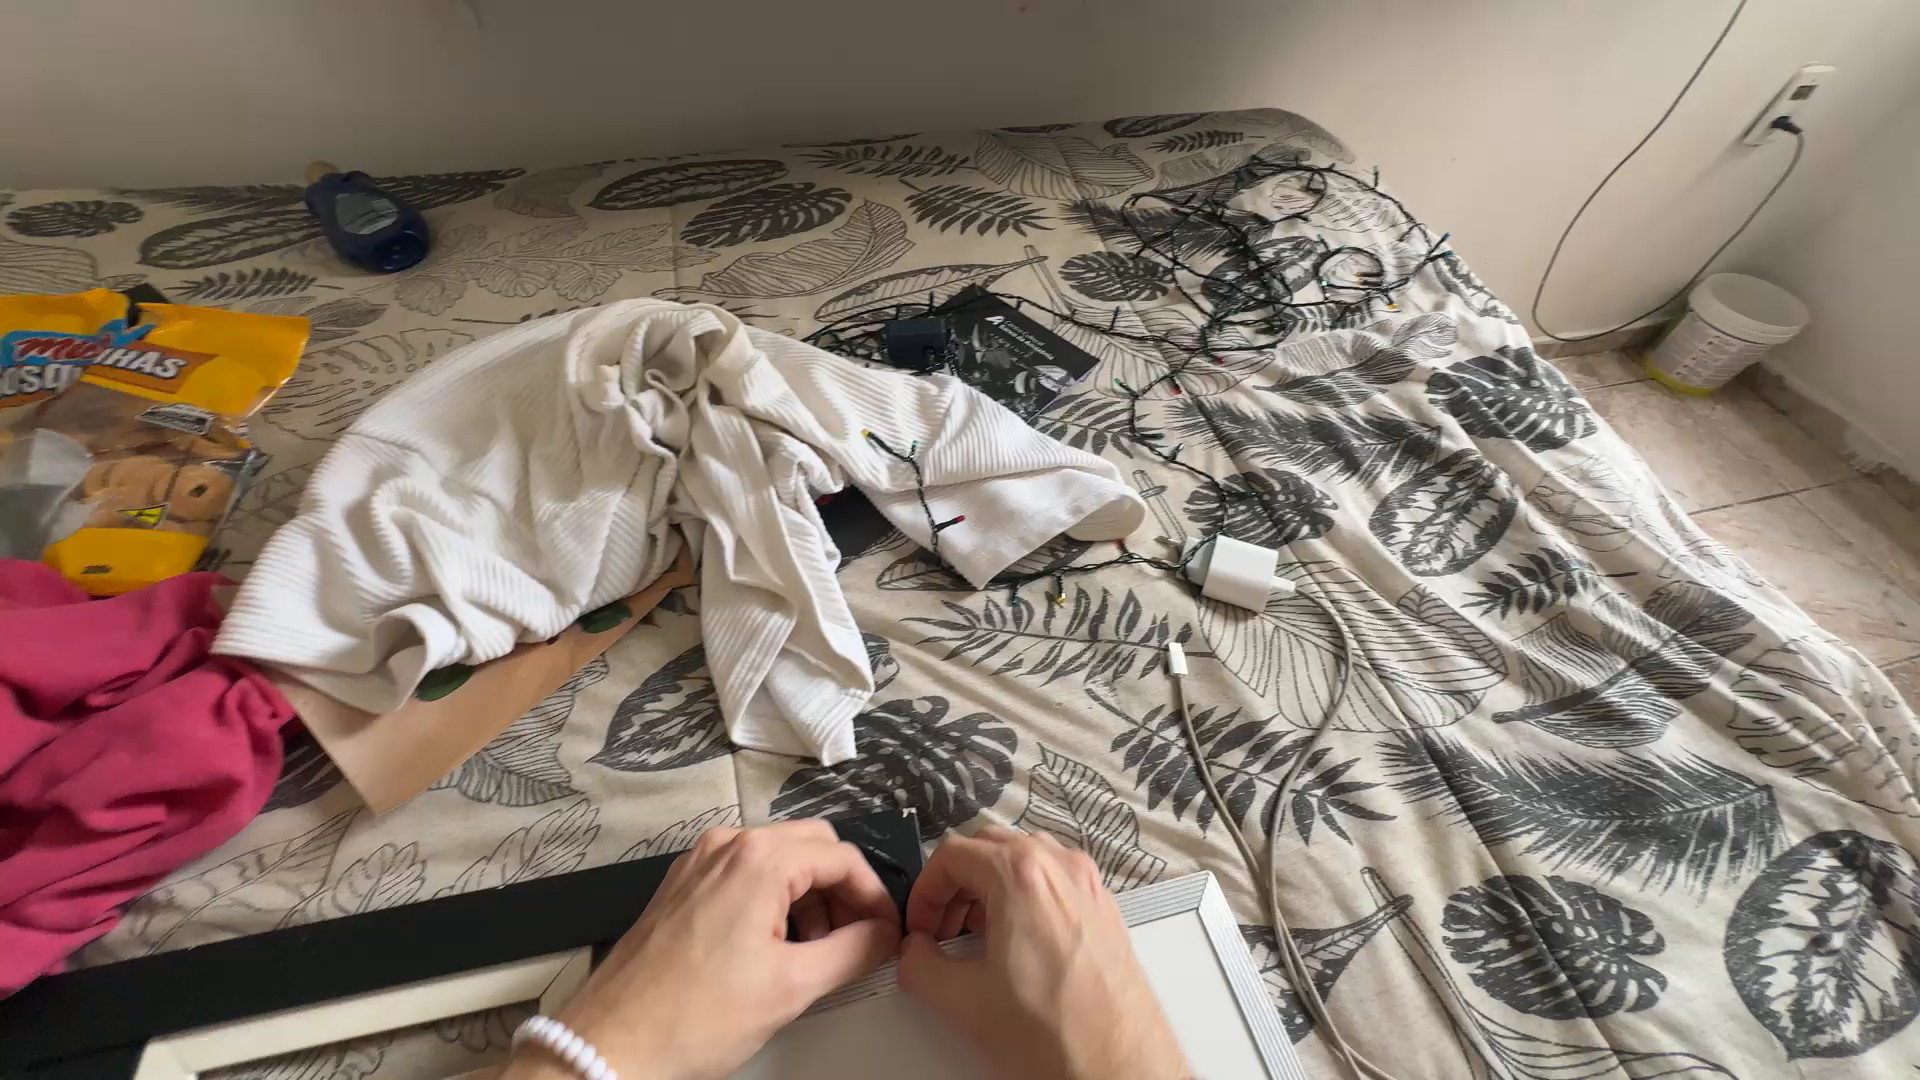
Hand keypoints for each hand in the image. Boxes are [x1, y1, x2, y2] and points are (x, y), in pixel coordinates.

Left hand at [504, 821, 901, 1079]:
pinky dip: (773, 893)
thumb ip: (853, 951)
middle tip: (854, 938)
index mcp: (761, 858)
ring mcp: (702, 857)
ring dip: (808, 892)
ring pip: (780, 854)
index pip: (842, 857)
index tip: (888, 932)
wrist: (608, 1047)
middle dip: (841, 889)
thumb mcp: (791, 987)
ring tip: (813, 949)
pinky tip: (772, 941)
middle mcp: (731, 842)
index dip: (874, 894)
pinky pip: (746, 867)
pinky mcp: (684, 878)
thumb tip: (886, 934)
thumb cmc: (699, 1017)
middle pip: (813, 844)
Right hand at [898, 825, 1188, 1079]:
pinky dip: (1024, 892)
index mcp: (1020, 874)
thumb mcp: (965, 1003)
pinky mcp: (1102, 904)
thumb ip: (920, 966)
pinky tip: (1016, 939)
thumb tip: (915, 953)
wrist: (1123, 1071)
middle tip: (940, 927)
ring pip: (1021, 855)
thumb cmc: (1061, 1037)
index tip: (919, 922)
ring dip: (989, 884)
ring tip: (976, 934)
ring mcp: (1085, 881)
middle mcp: (1058, 865)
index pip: (952, 853)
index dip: (924, 889)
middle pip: (987, 845)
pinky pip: (1052, 876)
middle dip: (955, 883)